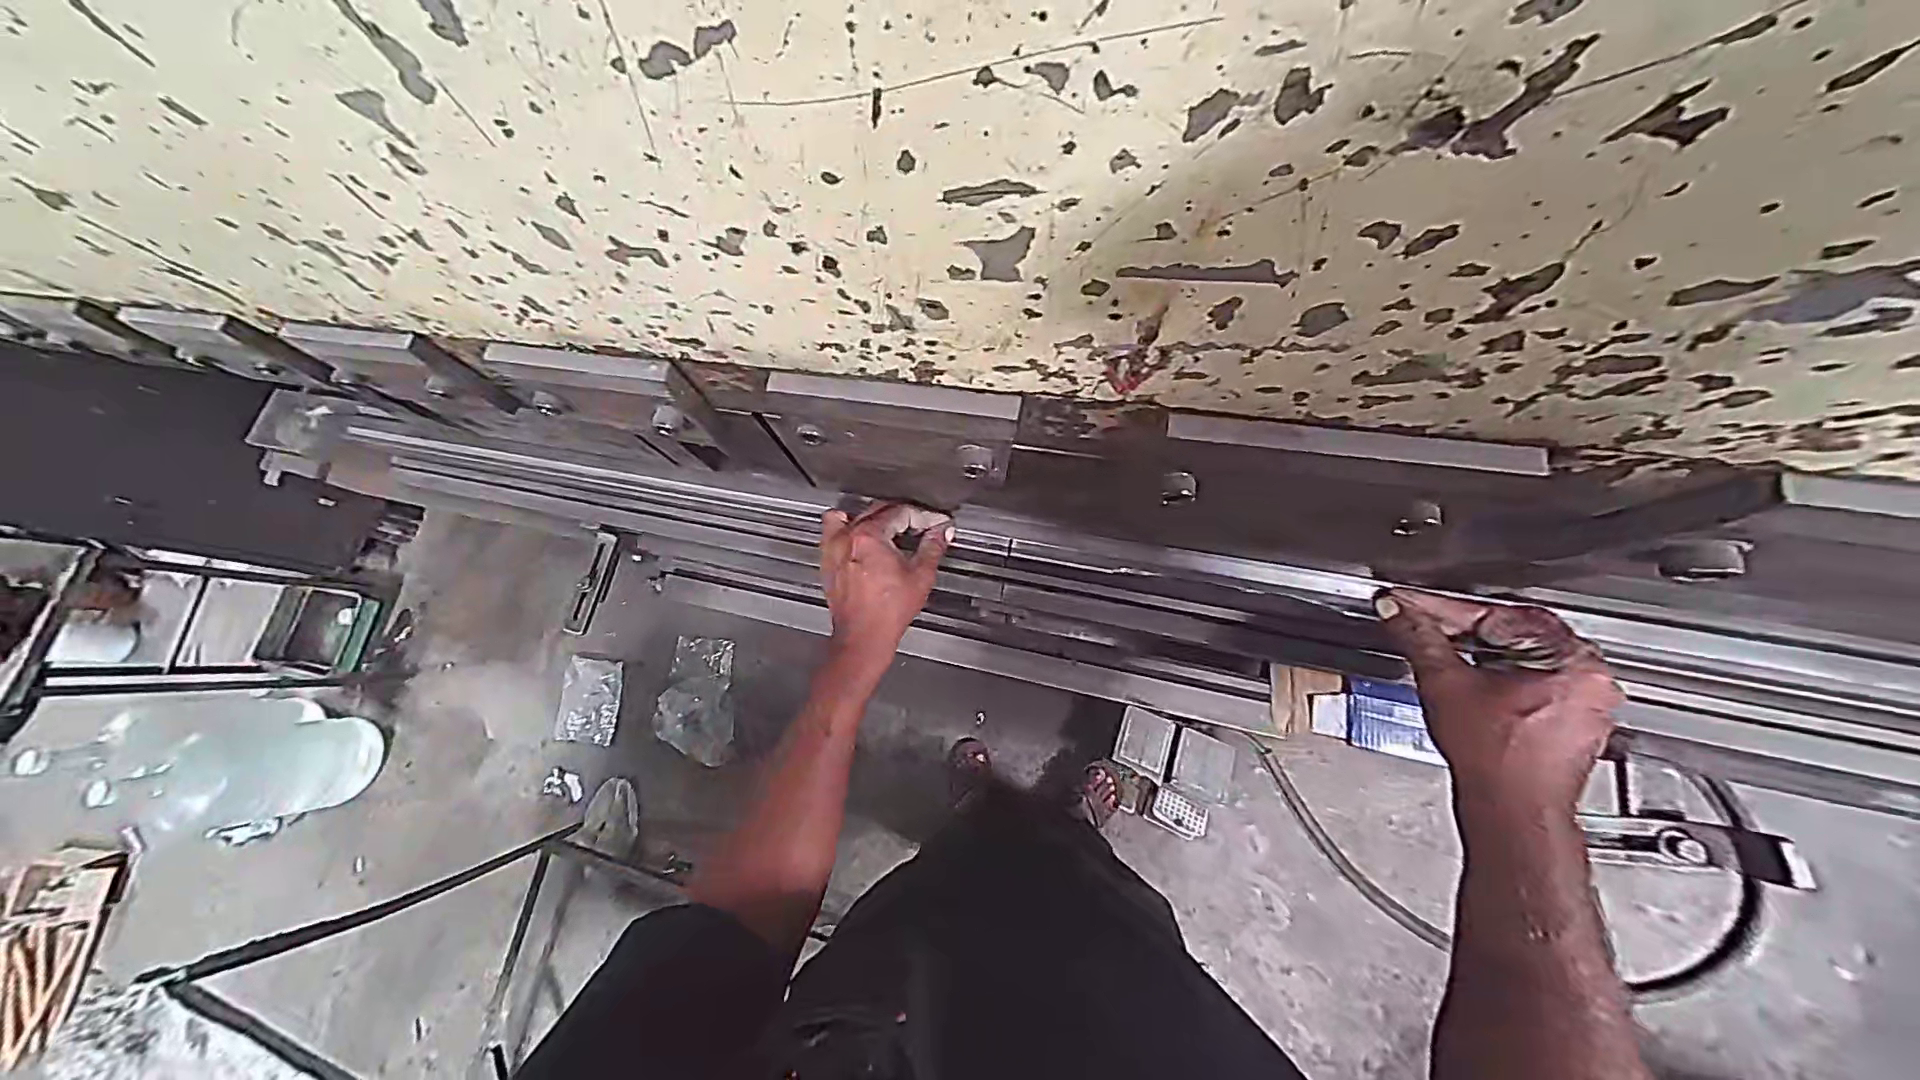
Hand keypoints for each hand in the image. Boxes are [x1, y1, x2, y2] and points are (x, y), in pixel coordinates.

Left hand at [819, 502, 952, 677]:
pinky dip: (847, 526)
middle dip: (904, 514)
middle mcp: (848, 537)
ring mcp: (834, 548)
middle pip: (880, 510)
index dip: (924, 516)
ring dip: (878, 516)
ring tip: (894, 527)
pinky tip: (860, 534)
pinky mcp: (828, 560)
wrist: (864, 635)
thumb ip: (933, 547)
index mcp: (870, 536)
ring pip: (857, 515)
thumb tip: (942, 531)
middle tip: (922, 525)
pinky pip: (833, 530)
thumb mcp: (921, 576)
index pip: (902, 512)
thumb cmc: (887, 611)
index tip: (935, 523)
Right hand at [1376, 589, 1622, 816]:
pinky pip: (1528, 678)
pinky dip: (1491, 671)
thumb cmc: (1497, 760)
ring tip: (1436, 646)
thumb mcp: (1444, 684)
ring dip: (1474, 648)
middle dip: (1458, 624)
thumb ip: (1418, 638)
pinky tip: (1462, 675)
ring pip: (1519, 655)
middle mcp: (1589, 679)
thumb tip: (1398, 611)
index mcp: (1572, 661)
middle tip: (1419, 618)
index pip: (1496, 614)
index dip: (1442, 607)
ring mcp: (1583, 702)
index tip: (1411, 603)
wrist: (1512, 810)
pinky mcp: (1570, 720)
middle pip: (1512, 632)